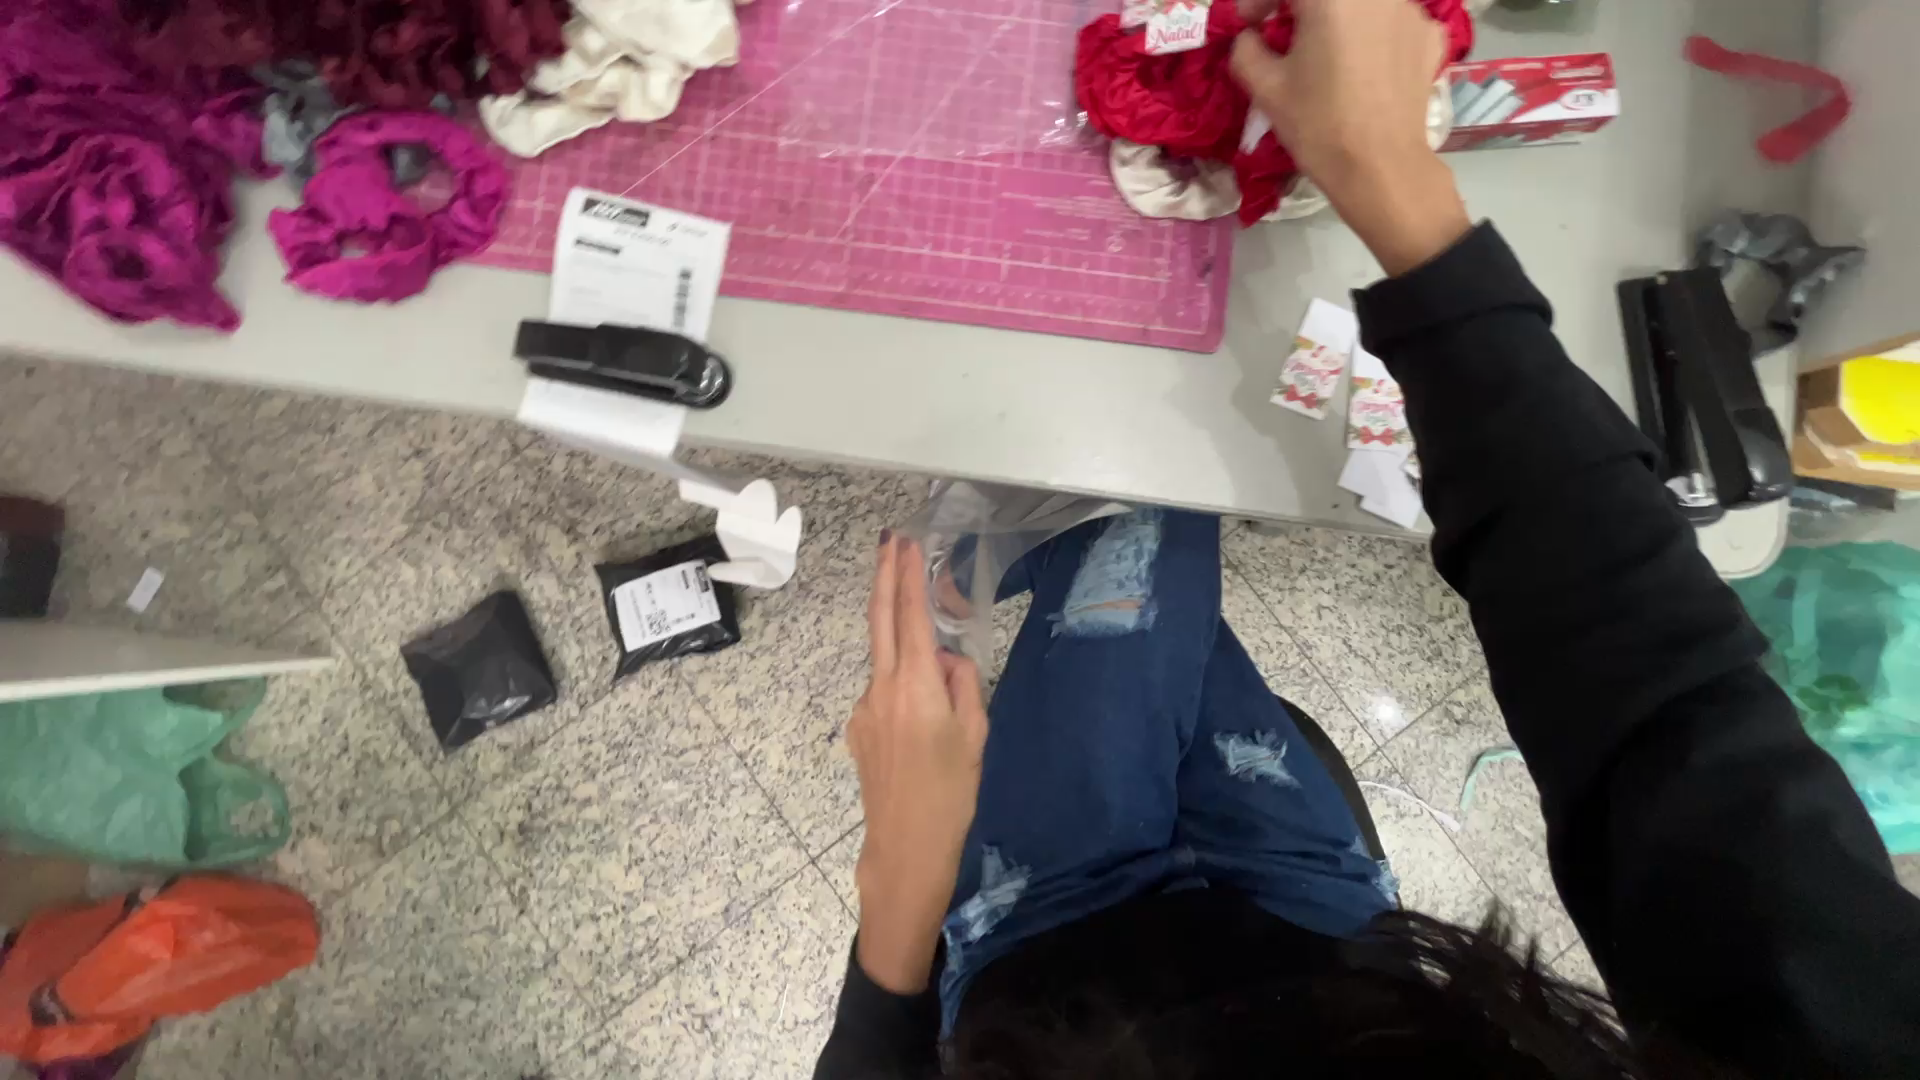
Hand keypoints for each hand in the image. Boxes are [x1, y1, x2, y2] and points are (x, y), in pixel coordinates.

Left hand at [847, 532, 989, 993]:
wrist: (905, 848)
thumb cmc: (952, 793)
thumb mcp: (976, 733)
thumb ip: (962, 683)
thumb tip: (945, 658)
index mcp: (917, 686)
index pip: (910, 617)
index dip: (907, 577)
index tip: (905, 543)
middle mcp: (882, 687)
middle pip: (879, 620)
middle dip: (884, 576)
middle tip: (889, 541)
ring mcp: (864, 708)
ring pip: (886, 659)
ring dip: (904, 644)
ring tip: (939, 680)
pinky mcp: (858, 727)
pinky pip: (884, 690)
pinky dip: (902, 685)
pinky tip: (922, 723)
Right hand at [1229, 0, 1471, 274]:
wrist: (1378, 166)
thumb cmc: (1316, 125)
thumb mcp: (1266, 91)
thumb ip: (1246, 51)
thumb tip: (1248, 36)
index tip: (1249, 24)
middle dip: (1302, 9)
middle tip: (1287, 35)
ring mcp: (1409, 6)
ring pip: (1361, 5)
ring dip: (1338, 19)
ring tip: (1327, 56)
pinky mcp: (1429, 31)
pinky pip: (1391, 20)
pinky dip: (1372, 35)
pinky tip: (1363, 70)